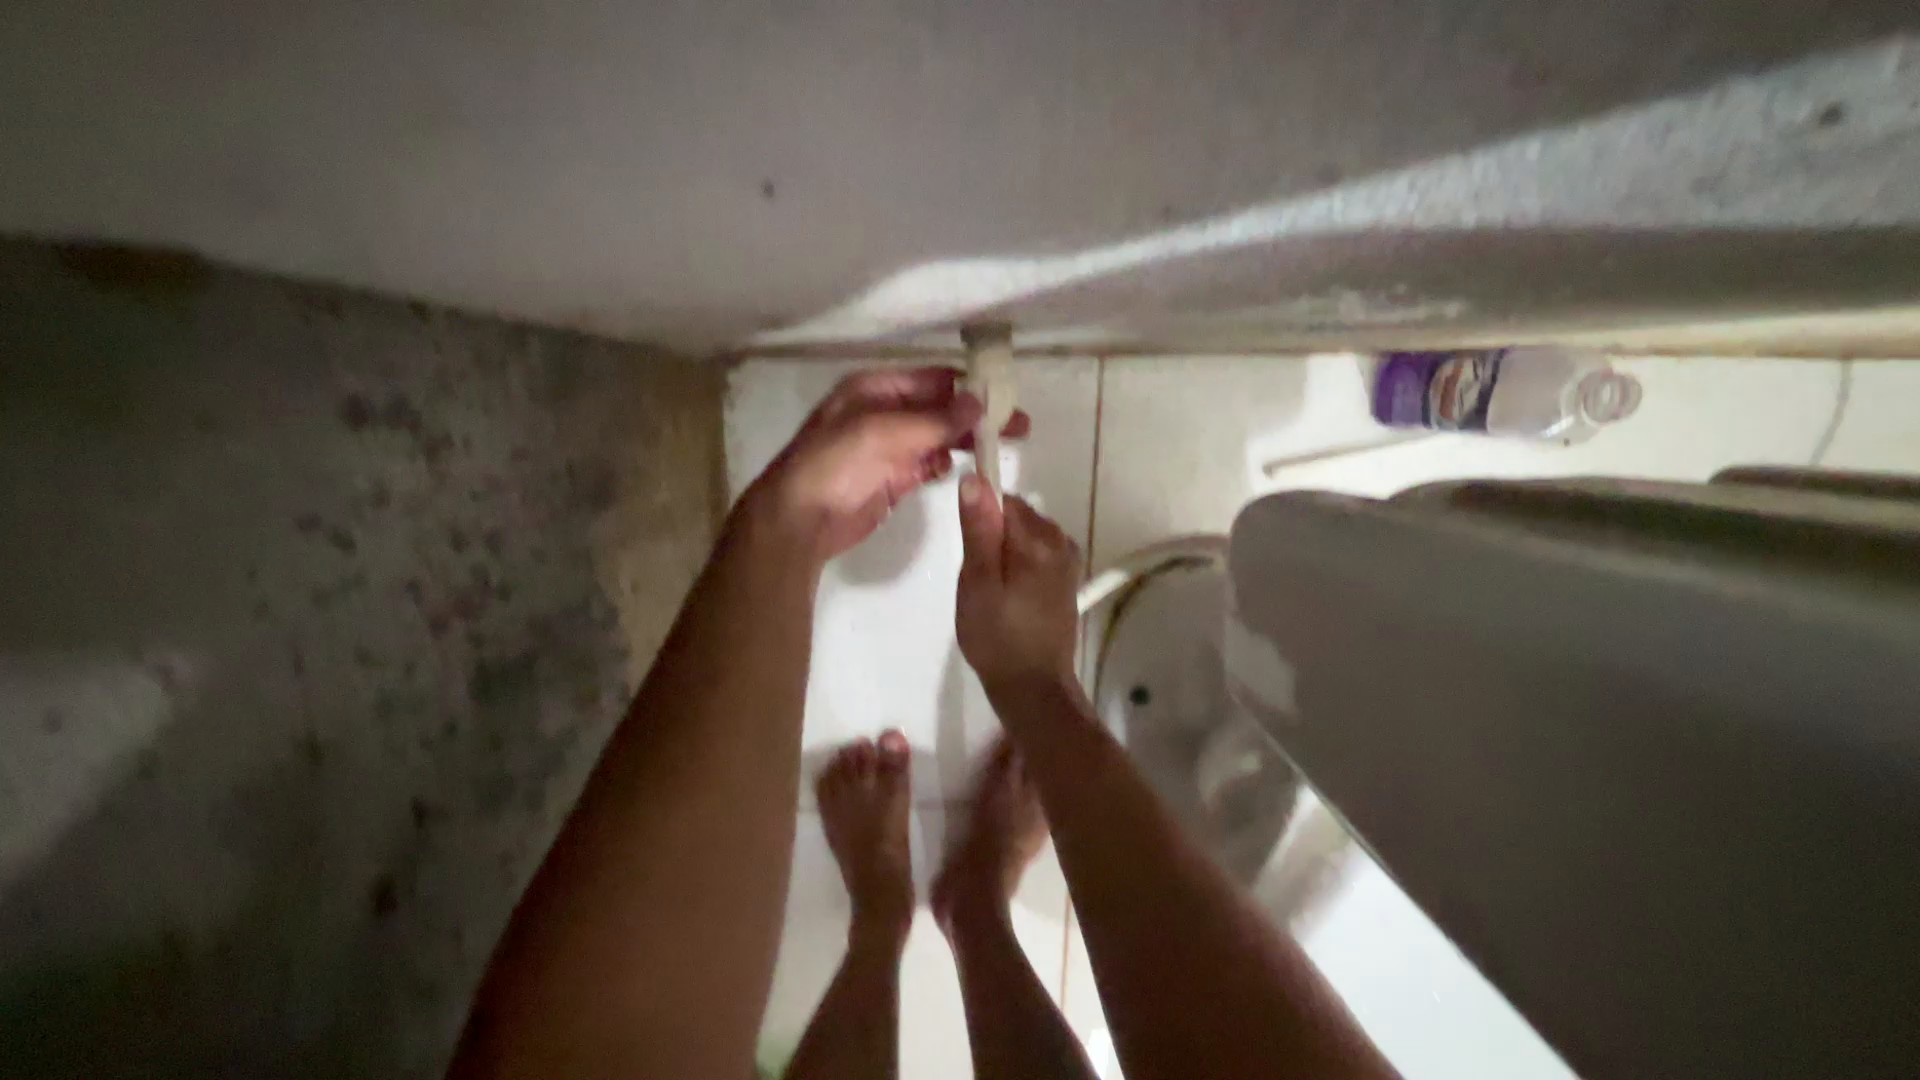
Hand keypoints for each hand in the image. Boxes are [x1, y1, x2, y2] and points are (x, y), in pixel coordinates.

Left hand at [741, 367, 1029, 561]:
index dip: (970, 387)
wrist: (800, 519)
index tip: (1007, 398)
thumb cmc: (835, 465)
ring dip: (966, 440)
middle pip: (940, 408)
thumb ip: (934, 419)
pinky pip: (928, 465)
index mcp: (876, 389)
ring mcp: (889, 447)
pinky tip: (966, 469)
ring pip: (938, 437)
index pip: (933, 380)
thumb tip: (980, 403)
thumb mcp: (883, 432)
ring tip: (1001, 447)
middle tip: (1019, 427)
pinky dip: (947, 464)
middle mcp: (885, 412)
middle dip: (976, 416)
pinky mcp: (893, 478)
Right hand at [955, 474, 1081, 691]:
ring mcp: (1067, 560)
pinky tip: (1009, 598)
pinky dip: (1018, 566)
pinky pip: (1035, 553)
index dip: (979, 519)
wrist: (1033, 686)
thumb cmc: (997, 637)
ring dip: (1004, 553)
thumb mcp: (977, 583)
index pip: (1002, 499)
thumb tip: (976, 479)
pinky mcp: (1067, 578)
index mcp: (1038, 539)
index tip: (970, 552)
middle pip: (1015, 516)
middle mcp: (1060, 541)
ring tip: (993, 593)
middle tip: (979, 581)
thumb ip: (978, 529)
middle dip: (991, 538)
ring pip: (1024, 535)